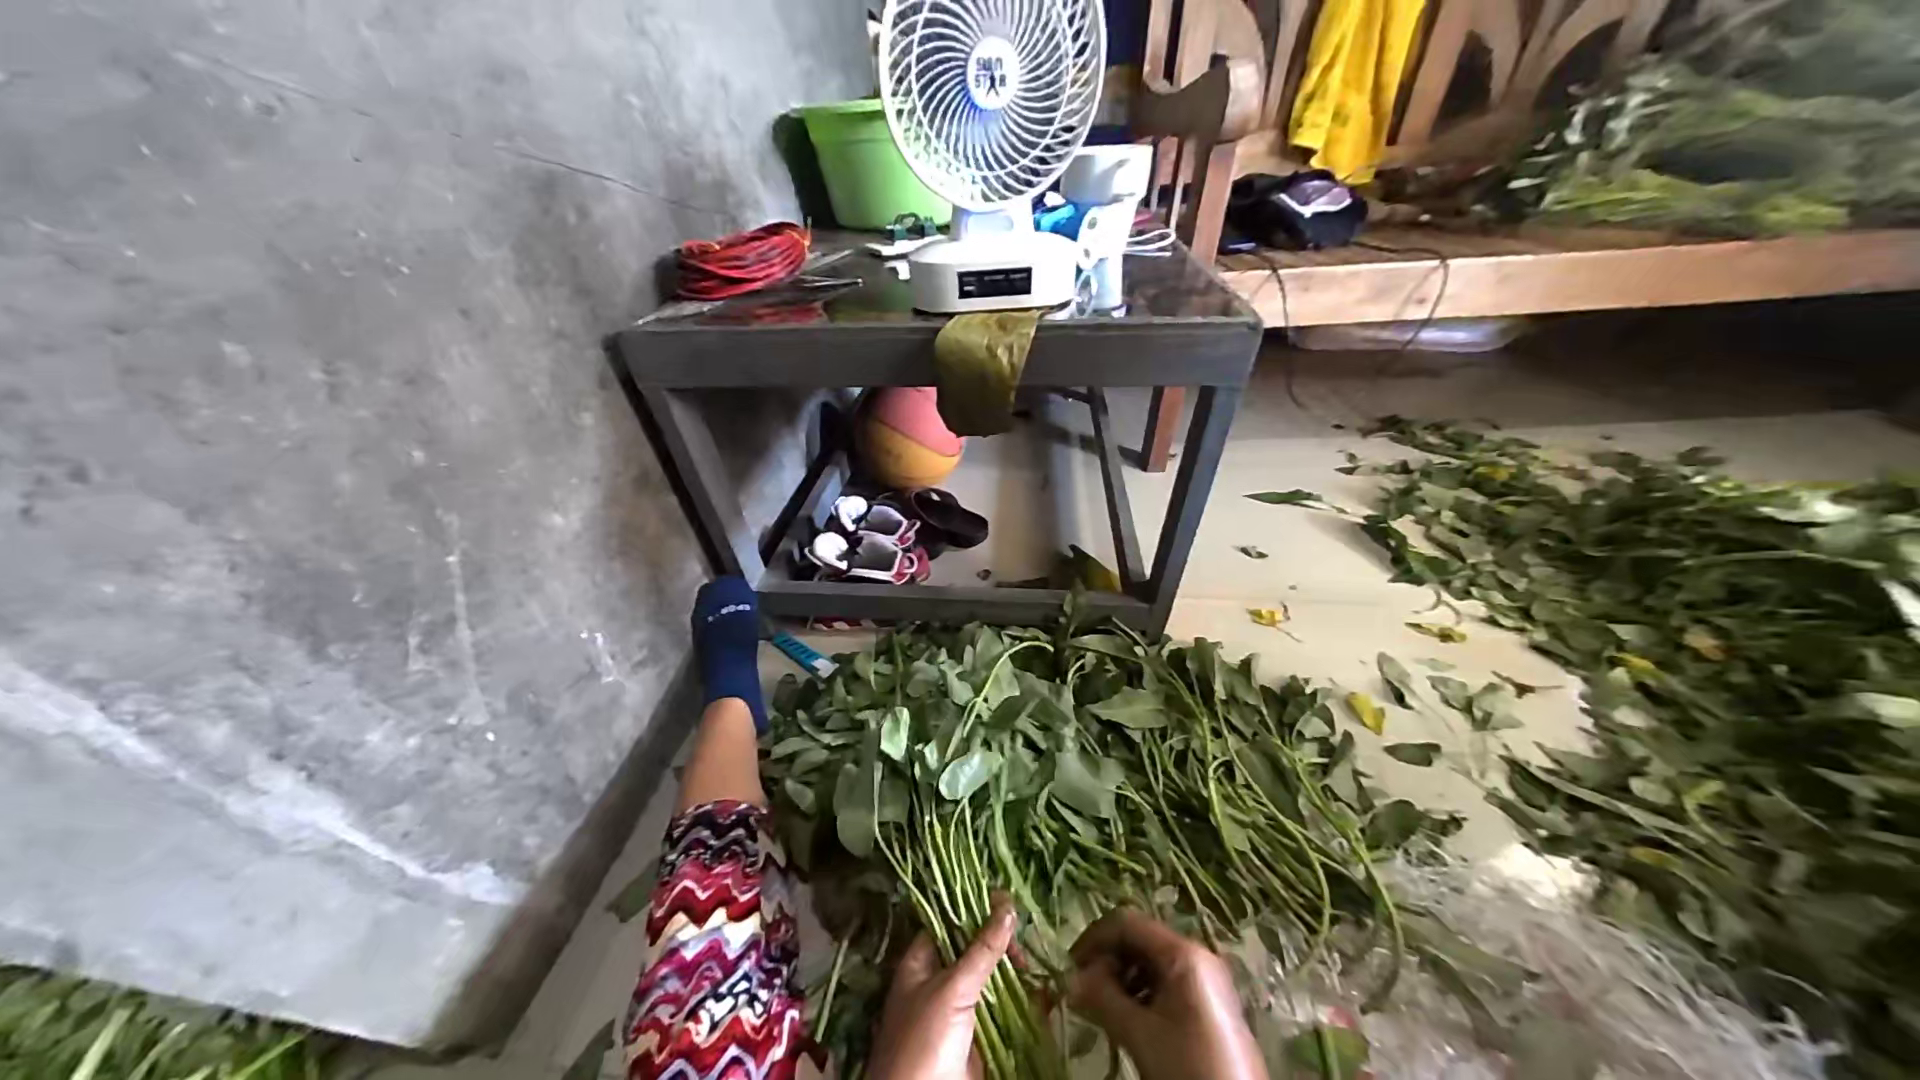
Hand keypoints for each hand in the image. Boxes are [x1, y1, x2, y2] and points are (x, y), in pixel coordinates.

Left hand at [869, 898, 1016, 1079]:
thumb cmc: (925, 1040)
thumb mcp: (953, 988)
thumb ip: (981, 948)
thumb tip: (1007, 906)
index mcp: (920, 962)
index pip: (948, 921)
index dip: (974, 908)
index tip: (1005, 899)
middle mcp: (938, 981)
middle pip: (971, 948)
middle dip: (998, 939)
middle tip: (1023, 935)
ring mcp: (958, 1010)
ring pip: (989, 978)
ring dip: (1011, 968)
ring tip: (1032, 960)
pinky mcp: (977, 1037)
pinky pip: (1001, 1009)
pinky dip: (1020, 1000)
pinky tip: (1041, 990)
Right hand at [1067, 909, 1267, 1079]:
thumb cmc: (1189, 1071)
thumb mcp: (1140, 1034)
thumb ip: (1102, 998)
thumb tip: (1069, 979)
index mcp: (1183, 952)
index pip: (1126, 922)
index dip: (1093, 939)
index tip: (1070, 969)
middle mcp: (1196, 955)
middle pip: (1139, 939)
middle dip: (1107, 960)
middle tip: (1084, 992)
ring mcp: (1205, 979)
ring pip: (1150, 962)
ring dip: (1121, 978)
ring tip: (1103, 1010)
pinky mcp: (1208, 1004)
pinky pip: (1165, 982)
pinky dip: (1141, 993)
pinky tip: (1130, 1020)